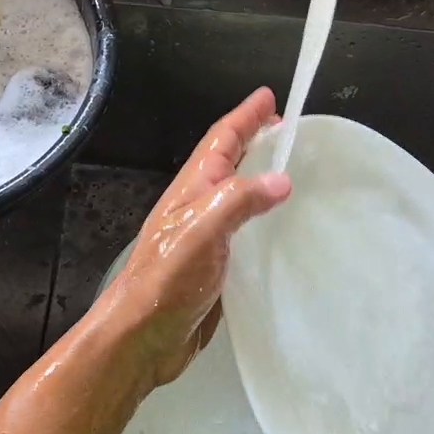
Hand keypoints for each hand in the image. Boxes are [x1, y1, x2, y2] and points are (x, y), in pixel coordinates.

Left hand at [99, 87, 291, 387]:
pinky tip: (282, 229)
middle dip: (254, 140)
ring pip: (238, 195)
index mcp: (193, 188)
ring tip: (291, 171)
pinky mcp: (216, 265)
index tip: (269, 97)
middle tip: (286, 129)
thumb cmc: (166, 279)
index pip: (222, 140)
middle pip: (229, 161)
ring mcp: (206, 236)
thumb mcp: (201, 230)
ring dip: (260, 177)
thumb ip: (239, 201)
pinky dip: (264, 218)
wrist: (143, 337)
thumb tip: (282, 179)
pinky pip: (245, 230)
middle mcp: (199, 206)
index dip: (245, 118)